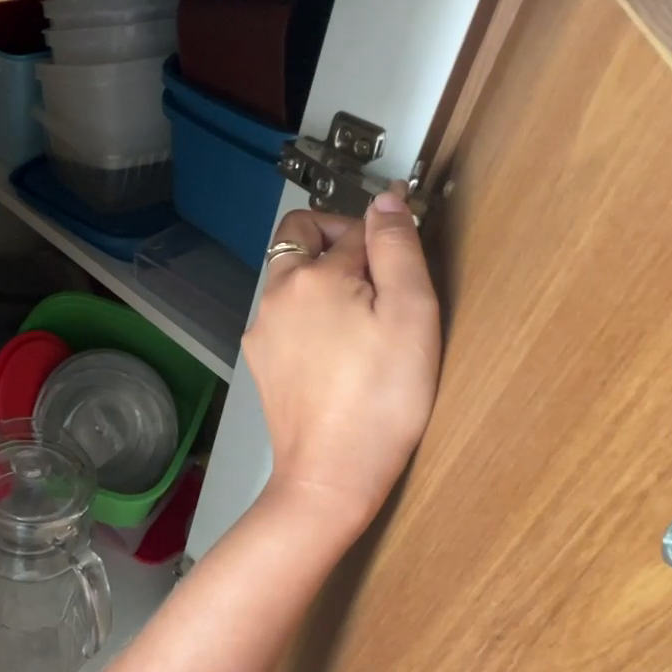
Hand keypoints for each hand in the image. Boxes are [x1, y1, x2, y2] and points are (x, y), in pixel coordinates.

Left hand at [246, 184, 440, 530]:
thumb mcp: (411, 313)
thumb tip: (385, 200)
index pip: (351, 228)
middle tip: (381, 283)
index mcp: (310, 275)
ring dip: (325, 282)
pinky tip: (338, 352)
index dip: (383, 236)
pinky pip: (284, 317)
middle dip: (339, 244)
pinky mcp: (259, 361)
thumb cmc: (382, 396)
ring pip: (291, 280)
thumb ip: (397, 247)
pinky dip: (310, 316)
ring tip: (365, 325)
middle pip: (301, 240)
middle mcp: (274, 296)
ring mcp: (261, 330)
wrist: (331, 471)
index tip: (405, 262)